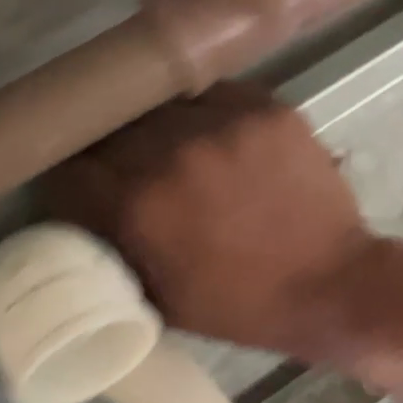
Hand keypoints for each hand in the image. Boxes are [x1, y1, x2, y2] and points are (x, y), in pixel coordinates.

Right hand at [41, 82, 379, 361]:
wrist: (333, 284)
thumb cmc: (245, 307)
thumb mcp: (162, 299)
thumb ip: (115, 251)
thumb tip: (84, 216)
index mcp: (138, 207)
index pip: (69, 171)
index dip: (71, 184)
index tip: (83, 192)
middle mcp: (171, 154)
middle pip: (110, 132)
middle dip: (111, 156)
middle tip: (130, 174)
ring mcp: (222, 125)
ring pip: (160, 108)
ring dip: (157, 130)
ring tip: (176, 153)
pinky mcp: (265, 109)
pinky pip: (213, 96)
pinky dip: (206, 116)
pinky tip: (217, 140)